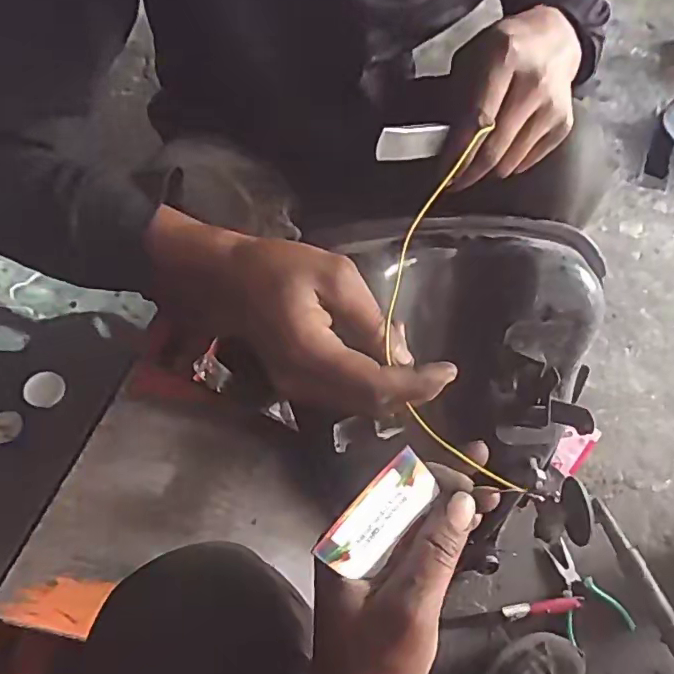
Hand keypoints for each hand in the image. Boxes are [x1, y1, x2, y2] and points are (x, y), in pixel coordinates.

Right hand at [145, 208, 456, 414]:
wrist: (225, 282)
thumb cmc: (276, 268)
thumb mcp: (335, 275)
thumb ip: (371, 319)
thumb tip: (403, 356)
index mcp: (313, 354)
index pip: (377, 385)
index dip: (418, 385)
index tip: (448, 371)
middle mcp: (306, 384)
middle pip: (374, 405)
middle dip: (414, 392)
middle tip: (439, 371)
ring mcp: (300, 392)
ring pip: (364, 406)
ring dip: (397, 389)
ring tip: (413, 359)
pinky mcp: (300, 390)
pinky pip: (349, 398)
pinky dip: (377, 385)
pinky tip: (385, 358)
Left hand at [308, 451, 500, 673]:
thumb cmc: (376, 670)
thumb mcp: (411, 607)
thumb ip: (435, 551)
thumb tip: (462, 502)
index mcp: (347, 544)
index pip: (389, 487)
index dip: (433, 475)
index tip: (471, 480)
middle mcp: (353, 544)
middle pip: (401, 496)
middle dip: (444, 481)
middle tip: (483, 464)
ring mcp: (368, 561)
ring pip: (411, 517)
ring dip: (448, 504)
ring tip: (488, 494)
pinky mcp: (383, 578)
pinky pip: (414, 542)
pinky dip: (442, 531)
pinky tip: (468, 524)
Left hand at [446, 5, 581, 189]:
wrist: (554, 40)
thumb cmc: (507, 50)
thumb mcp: (475, 57)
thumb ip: (461, 96)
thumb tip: (450, 144)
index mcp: (506, 58)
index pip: (477, 120)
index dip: (458, 152)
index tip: (445, 173)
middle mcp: (533, 83)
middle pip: (495, 148)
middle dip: (471, 172)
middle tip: (456, 181)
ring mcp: (551, 107)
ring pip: (511, 162)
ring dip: (490, 171)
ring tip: (477, 166)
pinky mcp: (562, 125)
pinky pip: (528, 161)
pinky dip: (510, 164)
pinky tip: (503, 152)